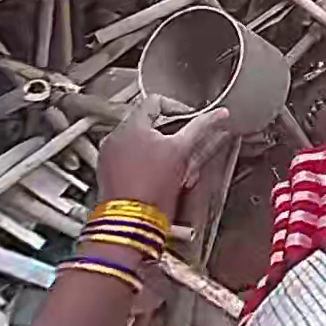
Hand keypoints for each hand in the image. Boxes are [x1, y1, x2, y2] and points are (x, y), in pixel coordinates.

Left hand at [94, 100, 235, 215]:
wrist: (132, 224)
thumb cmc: (153, 188)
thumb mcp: (182, 151)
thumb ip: (201, 127)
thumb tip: (219, 114)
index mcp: (131, 124)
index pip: (156, 101)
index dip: (177, 108)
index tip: (189, 121)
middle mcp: (115, 136)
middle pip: (147, 122)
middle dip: (170, 132)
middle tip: (184, 144)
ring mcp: (109, 155)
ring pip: (139, 141)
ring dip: (158, 148)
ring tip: (173, 164)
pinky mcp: (107, 173)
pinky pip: (129, 158)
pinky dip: (144, 162)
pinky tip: (158, 176)